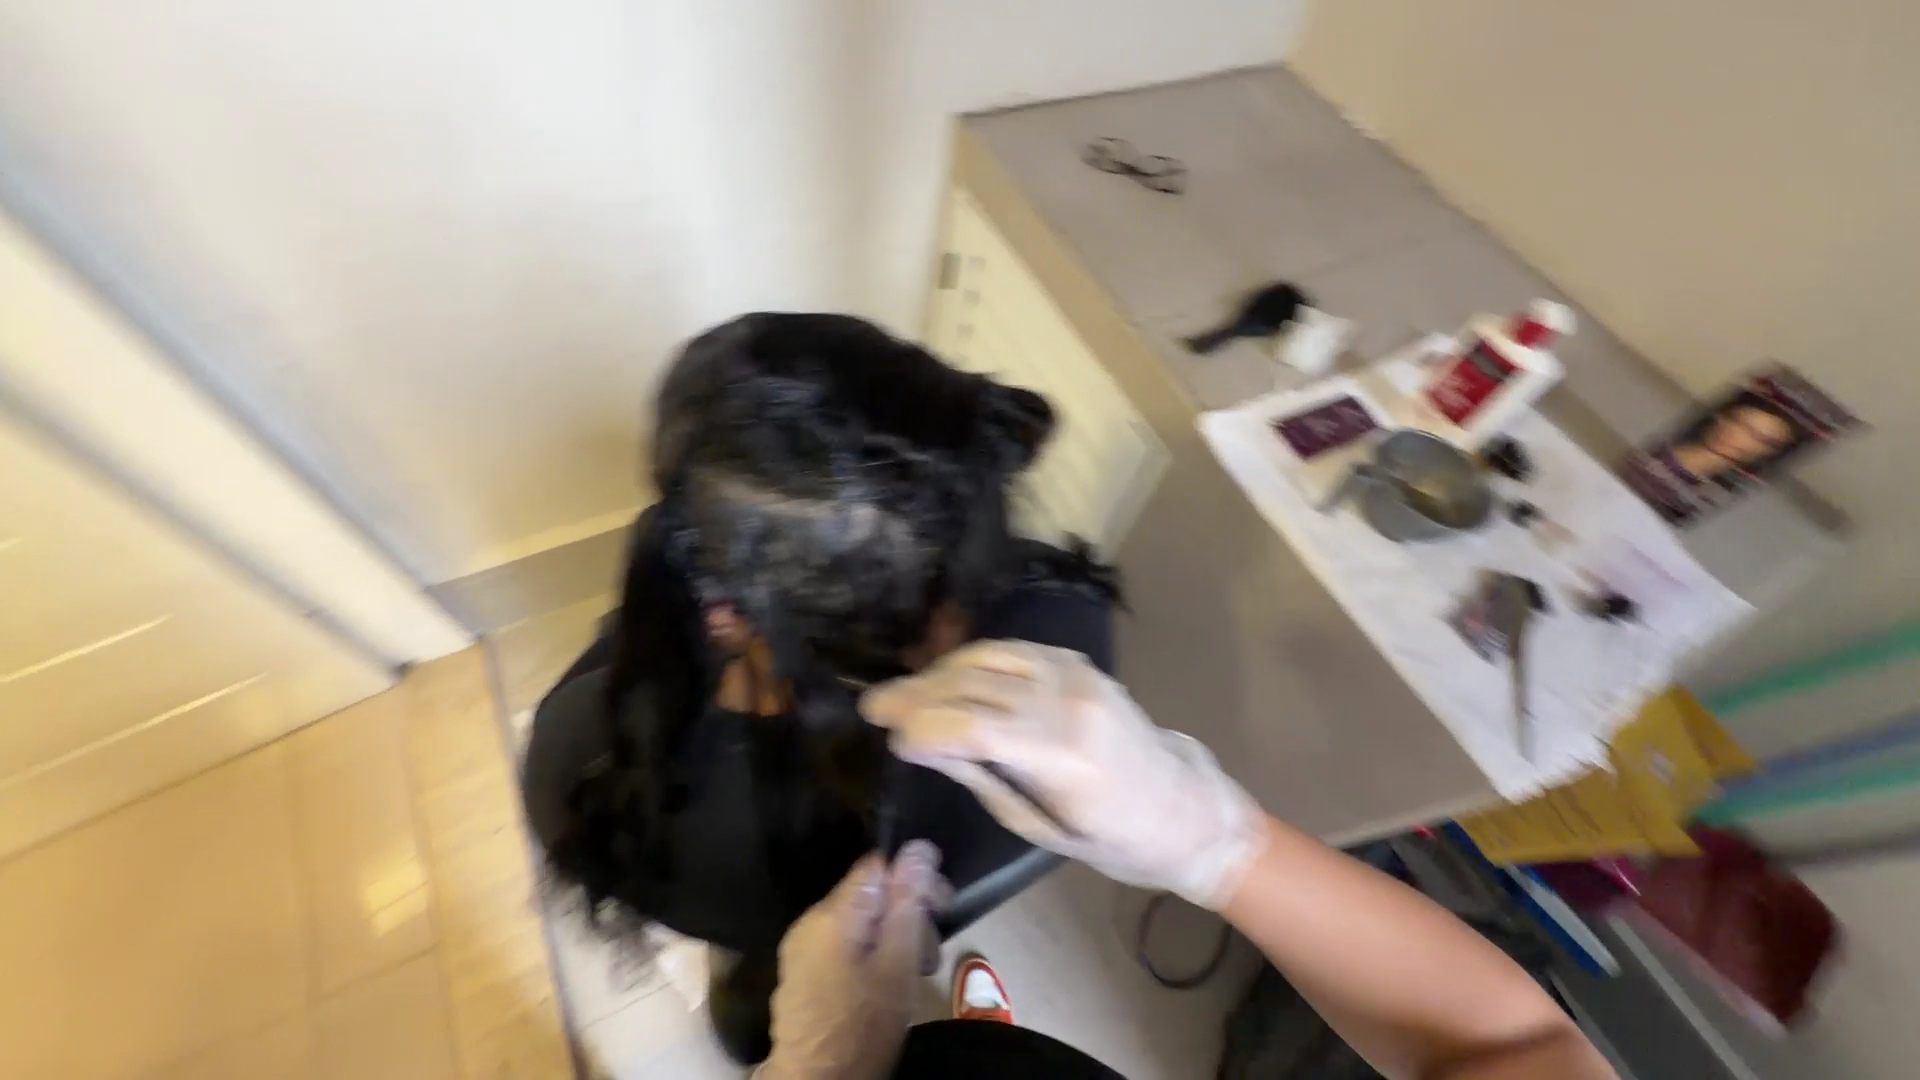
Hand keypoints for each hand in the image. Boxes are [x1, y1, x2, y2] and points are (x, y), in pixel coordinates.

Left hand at [758, 843, 945, 1079]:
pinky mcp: (802, 974)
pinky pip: (843, 946)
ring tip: (913, 973)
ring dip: (892, 938)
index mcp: (832, 914)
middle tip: (930, 953)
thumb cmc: (862, 1026)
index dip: (914, 878)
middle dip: (907, 915)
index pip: (877, 866)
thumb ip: (907, 904)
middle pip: (869, 896)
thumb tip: (919, 849)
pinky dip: (870, 955)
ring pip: (859, 923)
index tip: (940, 906)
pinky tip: (887, 983)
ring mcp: (802, 949)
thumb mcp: (897, 964)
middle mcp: (810, 922)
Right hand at [860, 641, 1265, 909]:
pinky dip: (974, 660)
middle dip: (917, 693)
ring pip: (988, 658)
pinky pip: (1013, 650)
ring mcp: (1075, 673)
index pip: (972, 725)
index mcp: (1061, 754)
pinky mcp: (1079, 662)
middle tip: (875, 704)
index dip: (922, 725)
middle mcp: (1066, 700)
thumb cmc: (1113, 839)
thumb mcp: (1041, 827)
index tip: (889, 736)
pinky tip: (950, 675)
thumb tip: (925, 746)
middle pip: (973, 684)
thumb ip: (982, 777)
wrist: (1182, 806)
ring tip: (907, 692)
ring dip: (940, 673)